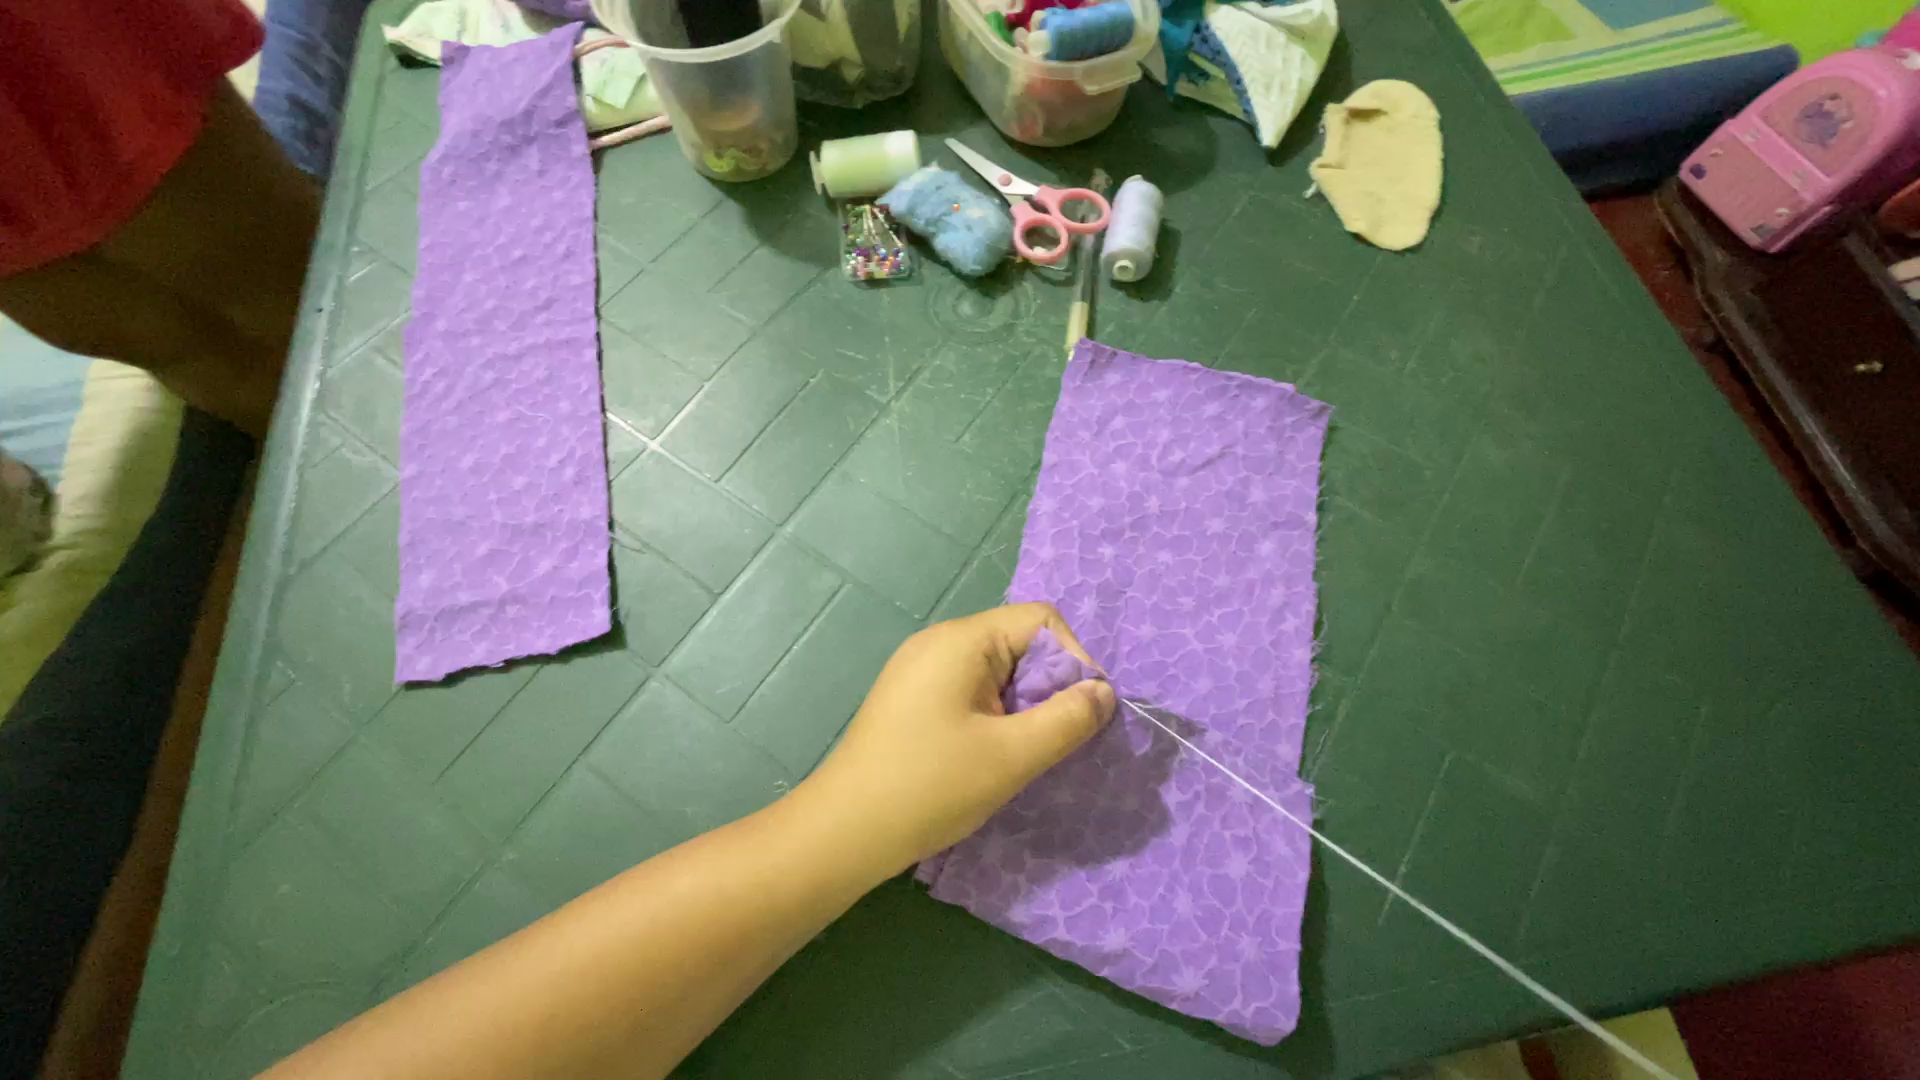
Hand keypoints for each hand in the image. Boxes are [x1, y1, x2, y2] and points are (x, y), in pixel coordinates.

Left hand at [796, 603, 1115, 875]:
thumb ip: (1067, 719)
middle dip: (1048, 687)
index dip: (1073, 661)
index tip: (1083, 714)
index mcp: (961, 640)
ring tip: (1022, 752)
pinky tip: (991, 755)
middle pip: (1019, 643)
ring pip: (997, 671)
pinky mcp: (911, 698)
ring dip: (1023, 706)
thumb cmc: (930, 786)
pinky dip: (996, 715)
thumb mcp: (1012, 755)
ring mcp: (920, 670)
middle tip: (1053, 741)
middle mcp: (939, 642)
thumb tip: (1103, 691)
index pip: (1041, 621)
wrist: (844, 831)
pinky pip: (971, 690)